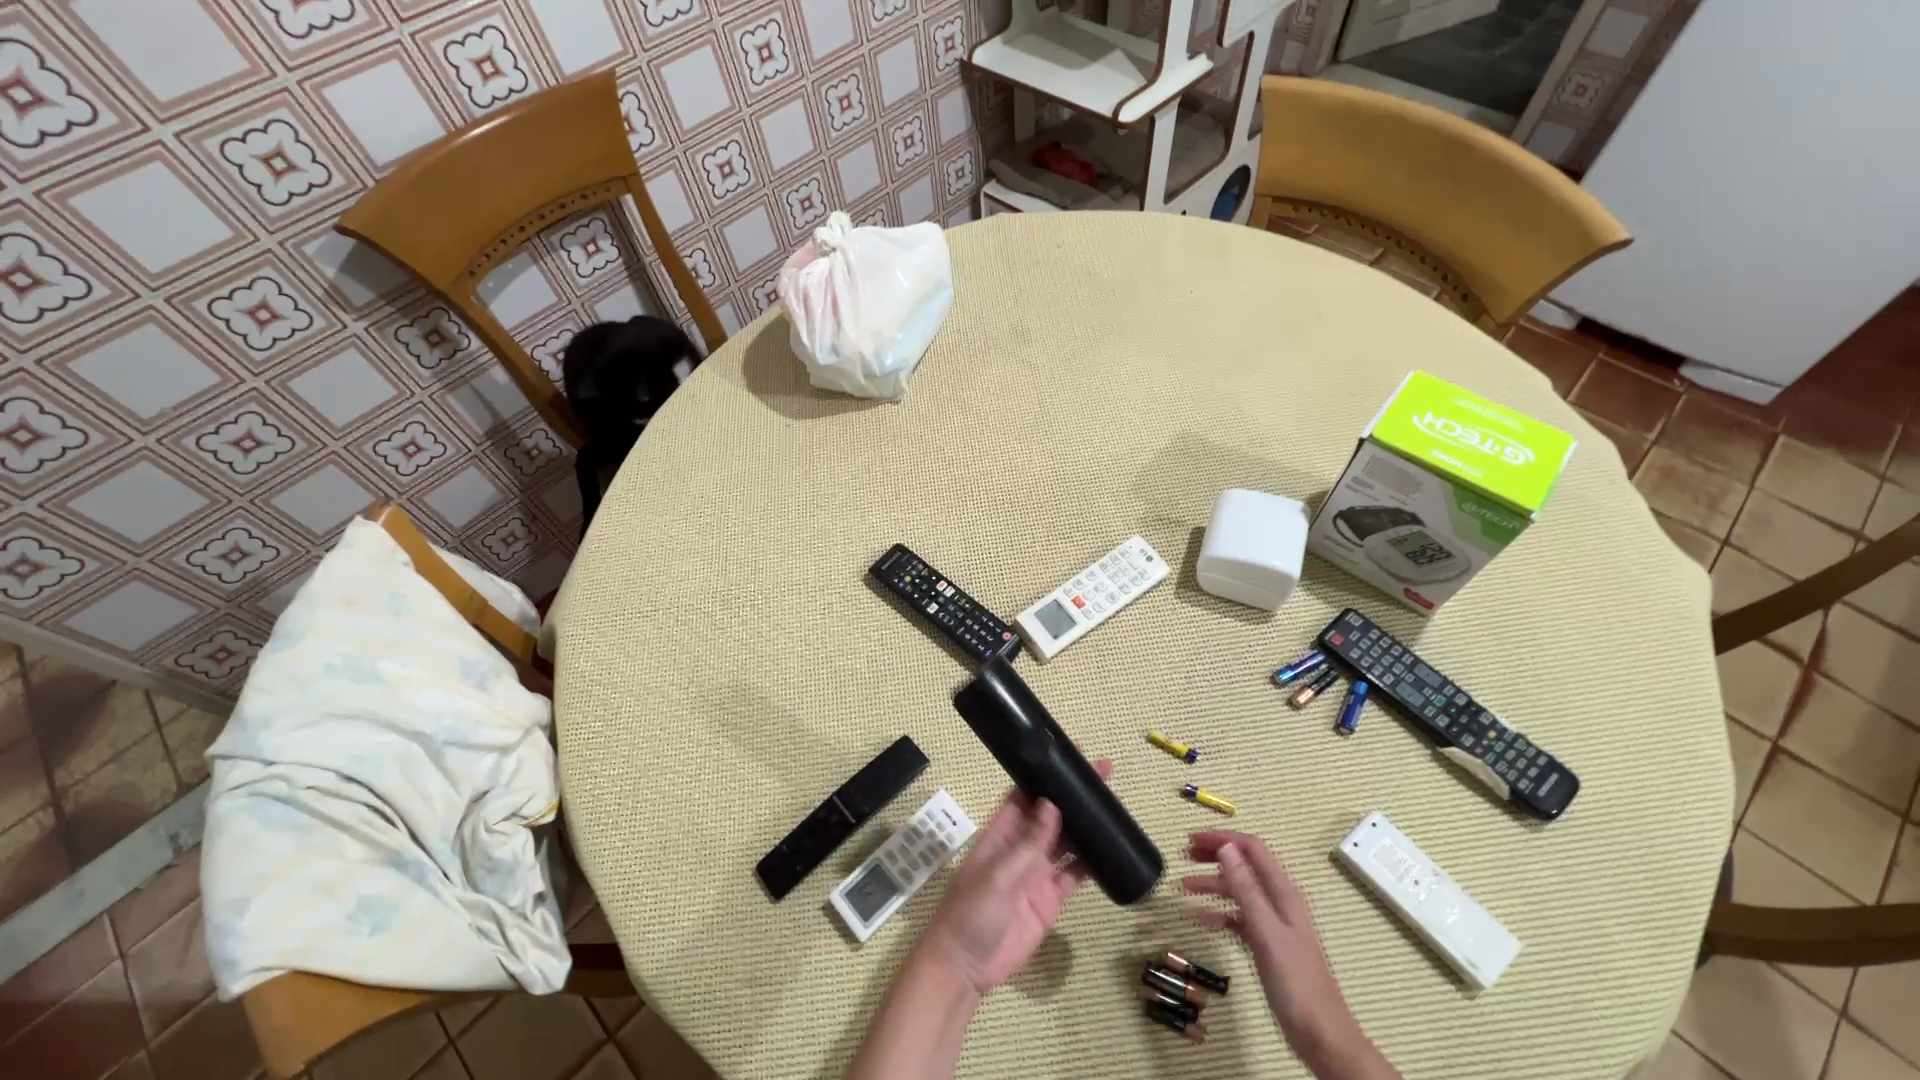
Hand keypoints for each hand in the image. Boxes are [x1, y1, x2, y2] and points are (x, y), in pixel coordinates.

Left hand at [916, 763, 1111, 995]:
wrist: (965, 966)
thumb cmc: (970, 912)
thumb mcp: (997, 875)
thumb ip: (1027, 844)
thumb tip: (1051, 804)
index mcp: (1000, 833)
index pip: (1025, 794)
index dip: (1045, 775)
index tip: (1069, 755)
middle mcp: (1021, 847)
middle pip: (1051, 815)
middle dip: (1074, 796)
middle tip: (1105, 774)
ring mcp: (1036, 873)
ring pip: (1066, 842)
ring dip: (1086, 825)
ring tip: (1114, 805)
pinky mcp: (1050, 899)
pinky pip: (1073, 875)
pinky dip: (1091, 863)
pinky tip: (1112, 850)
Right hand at [1185, 832, 1391, 1078]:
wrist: (1321, 1035)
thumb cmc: (1296, 983)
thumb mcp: (1268, 933)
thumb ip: (1247, 890)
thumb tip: (1226, 848)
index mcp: (1284, 893)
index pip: (1252, 849)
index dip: (1222, 838)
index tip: (1191, 838)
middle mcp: (1278, 901)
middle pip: (1244, 866)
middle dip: (1213, 856)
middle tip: (1183, 855)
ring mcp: (1272, 923)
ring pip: (1238, 891)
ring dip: (1211, 884)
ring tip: (1183, 886)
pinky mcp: (1265, 943)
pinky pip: (1237, 918)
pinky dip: (1217, 913)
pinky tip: (1197, 917)